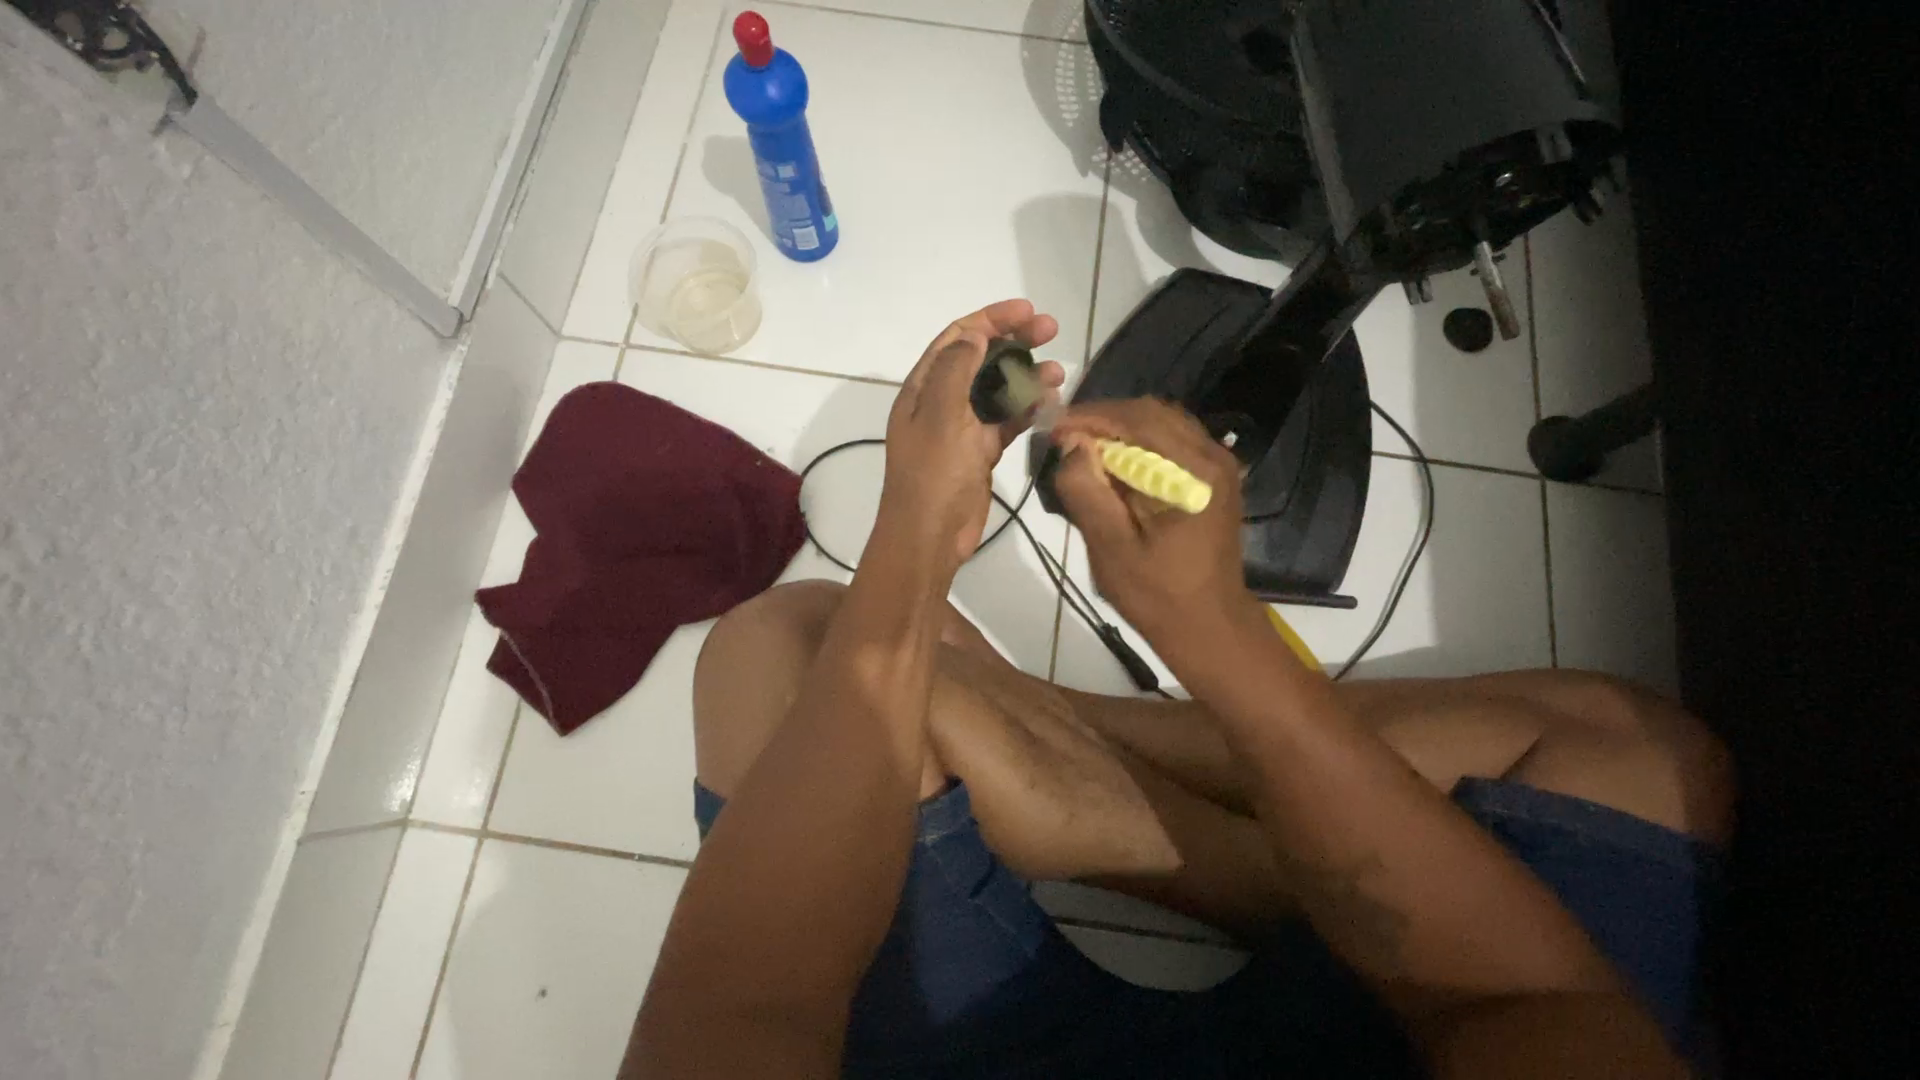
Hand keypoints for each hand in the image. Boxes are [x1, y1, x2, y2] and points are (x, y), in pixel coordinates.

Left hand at [880, 300, 1061, 573]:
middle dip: (1013, 341)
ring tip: (1059, 369)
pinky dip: (1027, 409)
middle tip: (1051, 330)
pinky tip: (1051, 402)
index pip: (957, 338)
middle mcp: (940, 403)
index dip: (990, 318)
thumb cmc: (933, 474)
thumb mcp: (941, 415)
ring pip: (997, 390)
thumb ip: (957, 369)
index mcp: (923, 388)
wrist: (929, 537)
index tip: (1028, 311)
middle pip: (979, 359)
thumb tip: (974, 334)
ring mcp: (961, 429)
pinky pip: (1006, 421)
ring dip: (1025, 376)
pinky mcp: (979, 452)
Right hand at [1050, 398, 1262, 644]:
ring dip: (1119, 429)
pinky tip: (1113, 465)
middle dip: (1103, 419)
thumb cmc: (1158, 595)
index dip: (1089, 416)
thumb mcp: (1111, 547)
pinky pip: (1171, 442)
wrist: (1209, 626)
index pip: (1136, 419)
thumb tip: (1070, 443)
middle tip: (1063, 438)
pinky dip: (1137, 444)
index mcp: (1195, 471)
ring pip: (1161, 424)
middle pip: (1151, 413)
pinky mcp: (1213, 479)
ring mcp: (1217, 466)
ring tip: (1082, 449)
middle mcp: (1213, 456)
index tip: (1052, 429)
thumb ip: (1087, 491)